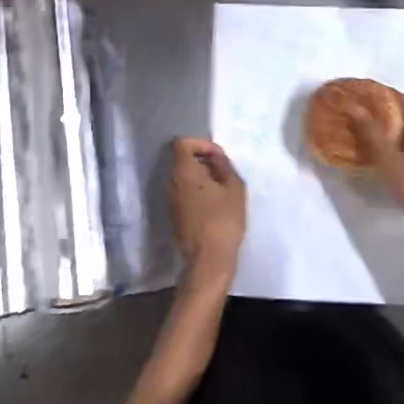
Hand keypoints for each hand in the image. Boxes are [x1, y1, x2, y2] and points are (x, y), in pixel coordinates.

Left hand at [170, 138, 245, 285]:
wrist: (209, 260)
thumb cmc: (224, 220)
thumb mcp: (234, 187)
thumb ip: (224, 165)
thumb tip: (214, 157)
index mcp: (183, 171)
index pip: (182, 143)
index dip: (202, 143)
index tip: (219, 156)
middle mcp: (170, 182)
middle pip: (182, 159)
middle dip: (203, 160)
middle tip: (224, 172)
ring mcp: (169, 199)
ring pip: (183, 177)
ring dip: (201, 177)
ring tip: (222, 189)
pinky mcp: (173, 214)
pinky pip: (183, 192)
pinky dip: (197, 191)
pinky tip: (214, 204)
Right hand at [350, 98, 403, 241]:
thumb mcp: (390, 162)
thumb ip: (372, 133)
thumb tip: (353, 106)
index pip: (402, 100)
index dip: (380, 96)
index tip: (359, 95)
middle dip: (389, 109)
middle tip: (365, 113)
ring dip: (398, 124)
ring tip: (376, 130)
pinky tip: (392, 150)